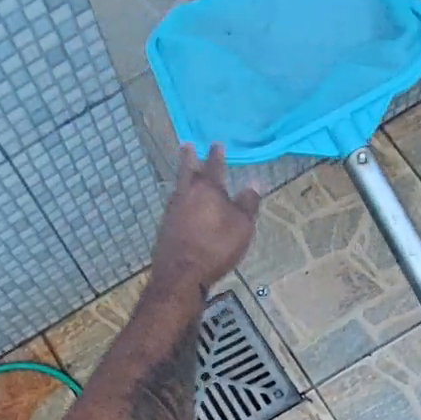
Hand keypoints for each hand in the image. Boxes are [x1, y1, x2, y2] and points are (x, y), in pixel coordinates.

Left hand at [151, 142, 260, 292]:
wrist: (181, 275)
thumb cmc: (216, 247)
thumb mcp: (242, 226)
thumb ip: (248, 203)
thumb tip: (255, 182)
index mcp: (207, 188)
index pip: (213, 165)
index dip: (216, 154)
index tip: (216, 144)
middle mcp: (186, 194)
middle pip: (187, 170)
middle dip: (189, 157)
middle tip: (187, 145)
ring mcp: (172, 211)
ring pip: (178, 188)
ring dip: (183, 179)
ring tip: (185, 175)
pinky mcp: (165, 228)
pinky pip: (174, 207)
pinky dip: (180, 201)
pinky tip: (182, 206)